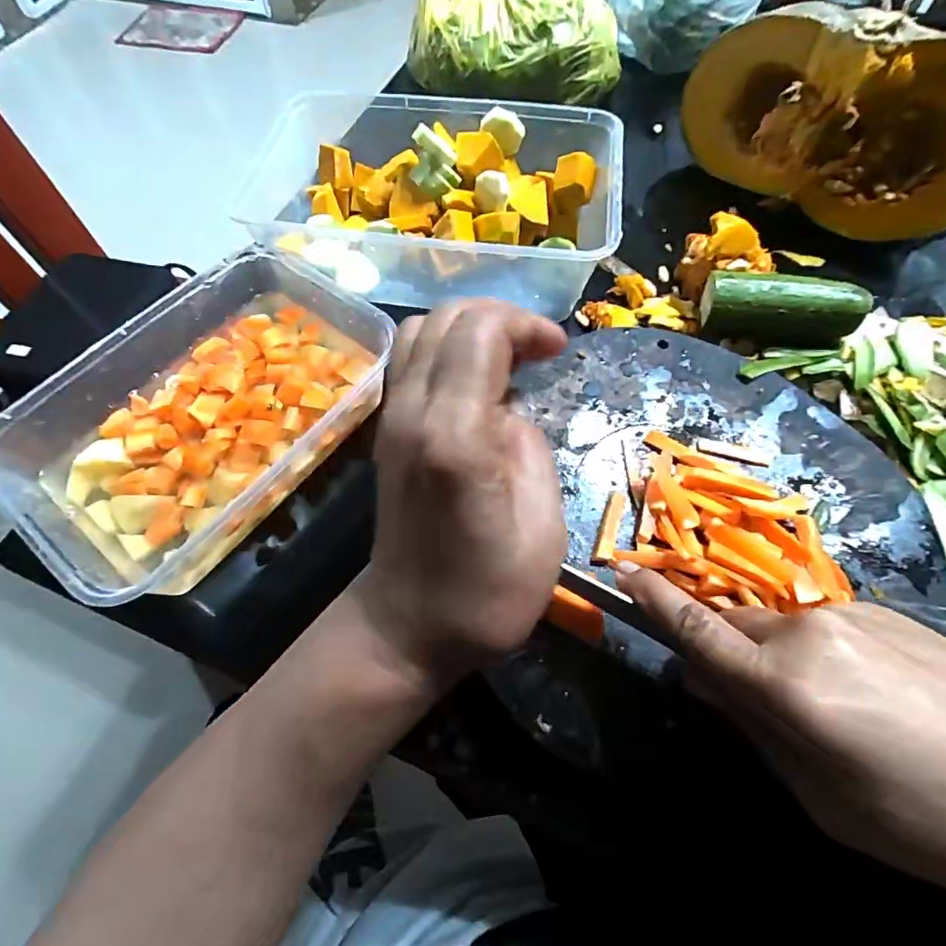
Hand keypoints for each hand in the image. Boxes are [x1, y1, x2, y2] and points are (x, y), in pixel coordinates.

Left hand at [353, 300, 568, 684]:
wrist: (409, 628)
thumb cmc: (489, 592)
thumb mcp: (543, 525)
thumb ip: (530, 447)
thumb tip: (510, 408)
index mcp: (457, 438)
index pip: (479, 333)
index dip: (525, 325)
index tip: (558, 351)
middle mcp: (414, 415)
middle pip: (446, 318)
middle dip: (501, 317)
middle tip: (540, 350)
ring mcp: (392, 421)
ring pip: (420, 330)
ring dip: (471, 329)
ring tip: (511, 358)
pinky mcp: (386, 431)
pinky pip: (411, 361)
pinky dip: (448, 350)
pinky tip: (479, 382)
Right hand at [617, 569, 945, 945]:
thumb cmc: (944, 825)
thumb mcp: (831, 803)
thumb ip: (760, 734)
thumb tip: (712, 686)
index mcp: (790, 683)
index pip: (698, 630)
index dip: (653, 601)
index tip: (618, 572)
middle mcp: (813, 628)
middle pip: (735, 625)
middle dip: (718, 650)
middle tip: (733, 706)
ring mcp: (858, 614)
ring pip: (780, 627)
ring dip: (769, 659)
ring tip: (818, 724)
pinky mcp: (893, 615)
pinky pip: (823, 629)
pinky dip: (812, 657)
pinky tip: (866, 707)